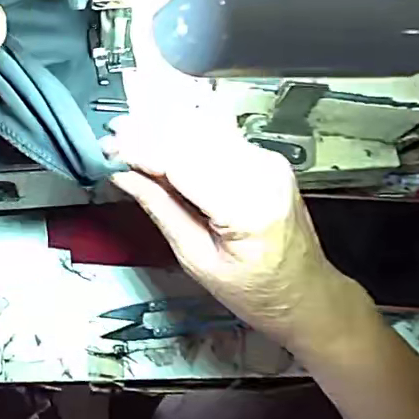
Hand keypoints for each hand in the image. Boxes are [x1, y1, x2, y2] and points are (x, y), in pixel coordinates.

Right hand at [103, 112, 381, 356]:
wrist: (307, 293)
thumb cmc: (258, 291)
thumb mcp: (197, 260)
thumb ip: (161, 209)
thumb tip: (124, 176)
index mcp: (248, 208)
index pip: (183, 164)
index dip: (143, 151)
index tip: (111, 147)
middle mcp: (263, 174)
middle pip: (195, 137)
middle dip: (149, 132)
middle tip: (113, 135)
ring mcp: (267, 161)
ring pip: (206, 128)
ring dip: (164, 125)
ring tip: (129, 129)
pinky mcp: (264, 157)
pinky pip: (218, 134)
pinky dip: (184, 131)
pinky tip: (160, 129)